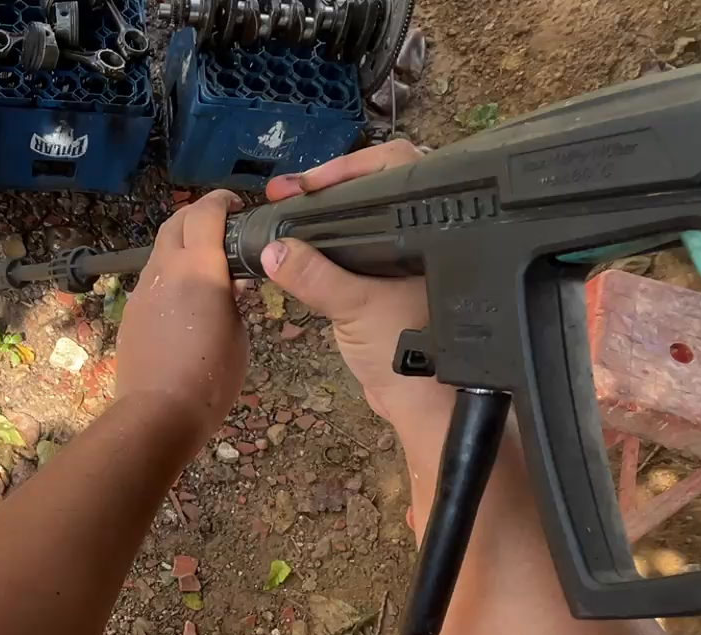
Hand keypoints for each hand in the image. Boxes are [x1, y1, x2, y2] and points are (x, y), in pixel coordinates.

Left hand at [115, 190, 249, 453]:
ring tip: (204, 270)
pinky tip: (183, 302)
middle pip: (174, 223)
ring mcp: (141, 293)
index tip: (237, 207)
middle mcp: (164, 271)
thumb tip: (229, 285)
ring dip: (181, 249)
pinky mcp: (130, 316)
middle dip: (198, 217)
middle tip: (221, 231)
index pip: (205, 212)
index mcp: (198, 268)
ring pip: (159, 253)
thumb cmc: (210, 377)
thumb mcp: (239, 334)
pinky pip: (151, 283)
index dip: (222, 202)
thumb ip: (234, 300)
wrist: (157, 413)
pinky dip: (169, 277)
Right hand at [262, 141, 452, 441]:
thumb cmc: (404, 348)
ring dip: (324, 217)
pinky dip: (326, 246)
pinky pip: (352, 252)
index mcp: (427, 228)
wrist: (417, 400)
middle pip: (371, 190)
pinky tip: (301, 249)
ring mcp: (401, 262)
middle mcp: (419, 236)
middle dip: (327, 187)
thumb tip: (272, 251)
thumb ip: (313, 276)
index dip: (342, 168)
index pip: (388, 169)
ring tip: (286, 212)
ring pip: (361, 222)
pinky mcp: (384, 286)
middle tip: (286, 193)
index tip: (301, 185)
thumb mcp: (353, 307)